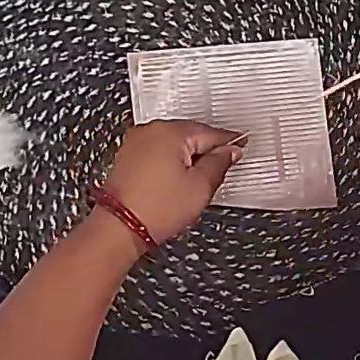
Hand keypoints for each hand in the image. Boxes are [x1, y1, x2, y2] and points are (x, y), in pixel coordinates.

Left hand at [100, 120, 245, 244]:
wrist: (119, 228)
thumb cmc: (154, 209)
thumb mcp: (201, 186)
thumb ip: (220, 163)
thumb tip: (229, 152)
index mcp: (171, 132)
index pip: (211, 132)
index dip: (230, 143)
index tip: (240, 146)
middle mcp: (151, 131)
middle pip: (192, 136)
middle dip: (207, 153)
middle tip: (220, 172)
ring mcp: (137, 143)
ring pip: (175, 145)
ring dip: (188, 160)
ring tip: (194, 186)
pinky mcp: (128, 157)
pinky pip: (158, 153)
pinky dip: (171, 164)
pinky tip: (175, 185)